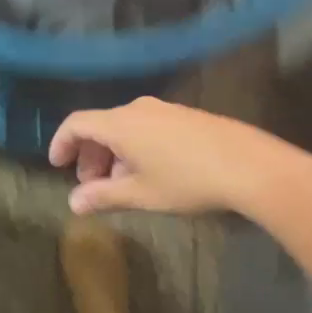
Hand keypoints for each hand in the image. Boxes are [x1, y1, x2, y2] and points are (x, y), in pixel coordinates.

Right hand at [48, 97, 311, 217]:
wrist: (254, 168)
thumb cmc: (188, 181)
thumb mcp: (141, 194)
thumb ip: (103, 197)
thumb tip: (73, 203)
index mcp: (120, 124)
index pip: (76, 123)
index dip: (61, 142)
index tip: (57, 164)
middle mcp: (139, 109)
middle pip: (100, 125)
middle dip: (90, 154)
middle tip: (92, 184)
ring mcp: (166, 109)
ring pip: (125, 126)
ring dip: (114, 152)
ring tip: (123, 183)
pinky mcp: (188, 116)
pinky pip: (148, 126)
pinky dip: (136, 146)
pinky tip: (153, 172)